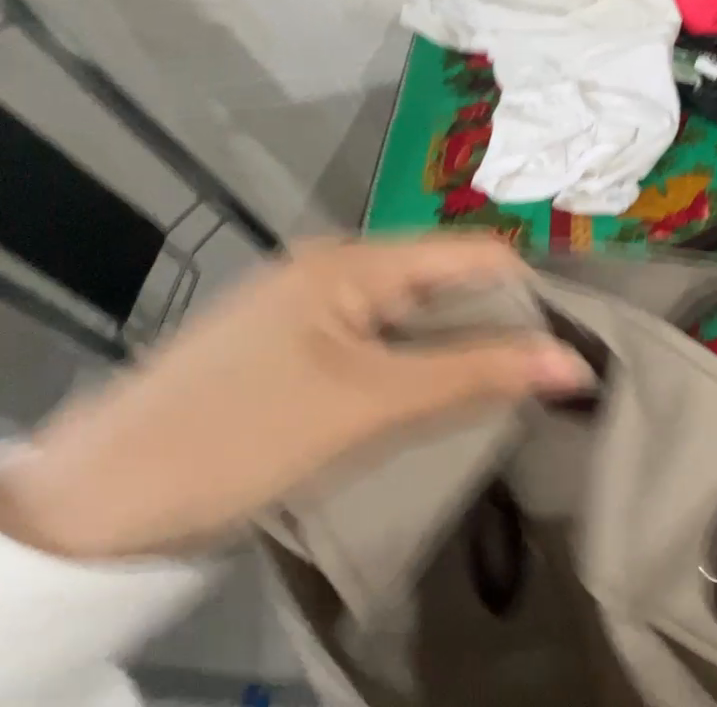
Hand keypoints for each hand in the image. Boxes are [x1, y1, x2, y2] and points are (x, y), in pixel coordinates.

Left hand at [0, 236, 591, 560]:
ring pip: (425, 315)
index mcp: (353, 261)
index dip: (532, 294)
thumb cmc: (239, 436)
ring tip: (514, 387)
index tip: (572, 344)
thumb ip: (482, 373)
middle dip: (505, 323)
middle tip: (551, 372)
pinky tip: (449, 394)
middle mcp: (339, 269)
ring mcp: (317, 308)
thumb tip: (580, 363)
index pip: (478, 254)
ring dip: (469, 347)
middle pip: (453, 281)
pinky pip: (393, 341)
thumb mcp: (374, 403)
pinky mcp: (303, 347)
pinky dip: (429, 364)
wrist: (86, 512)